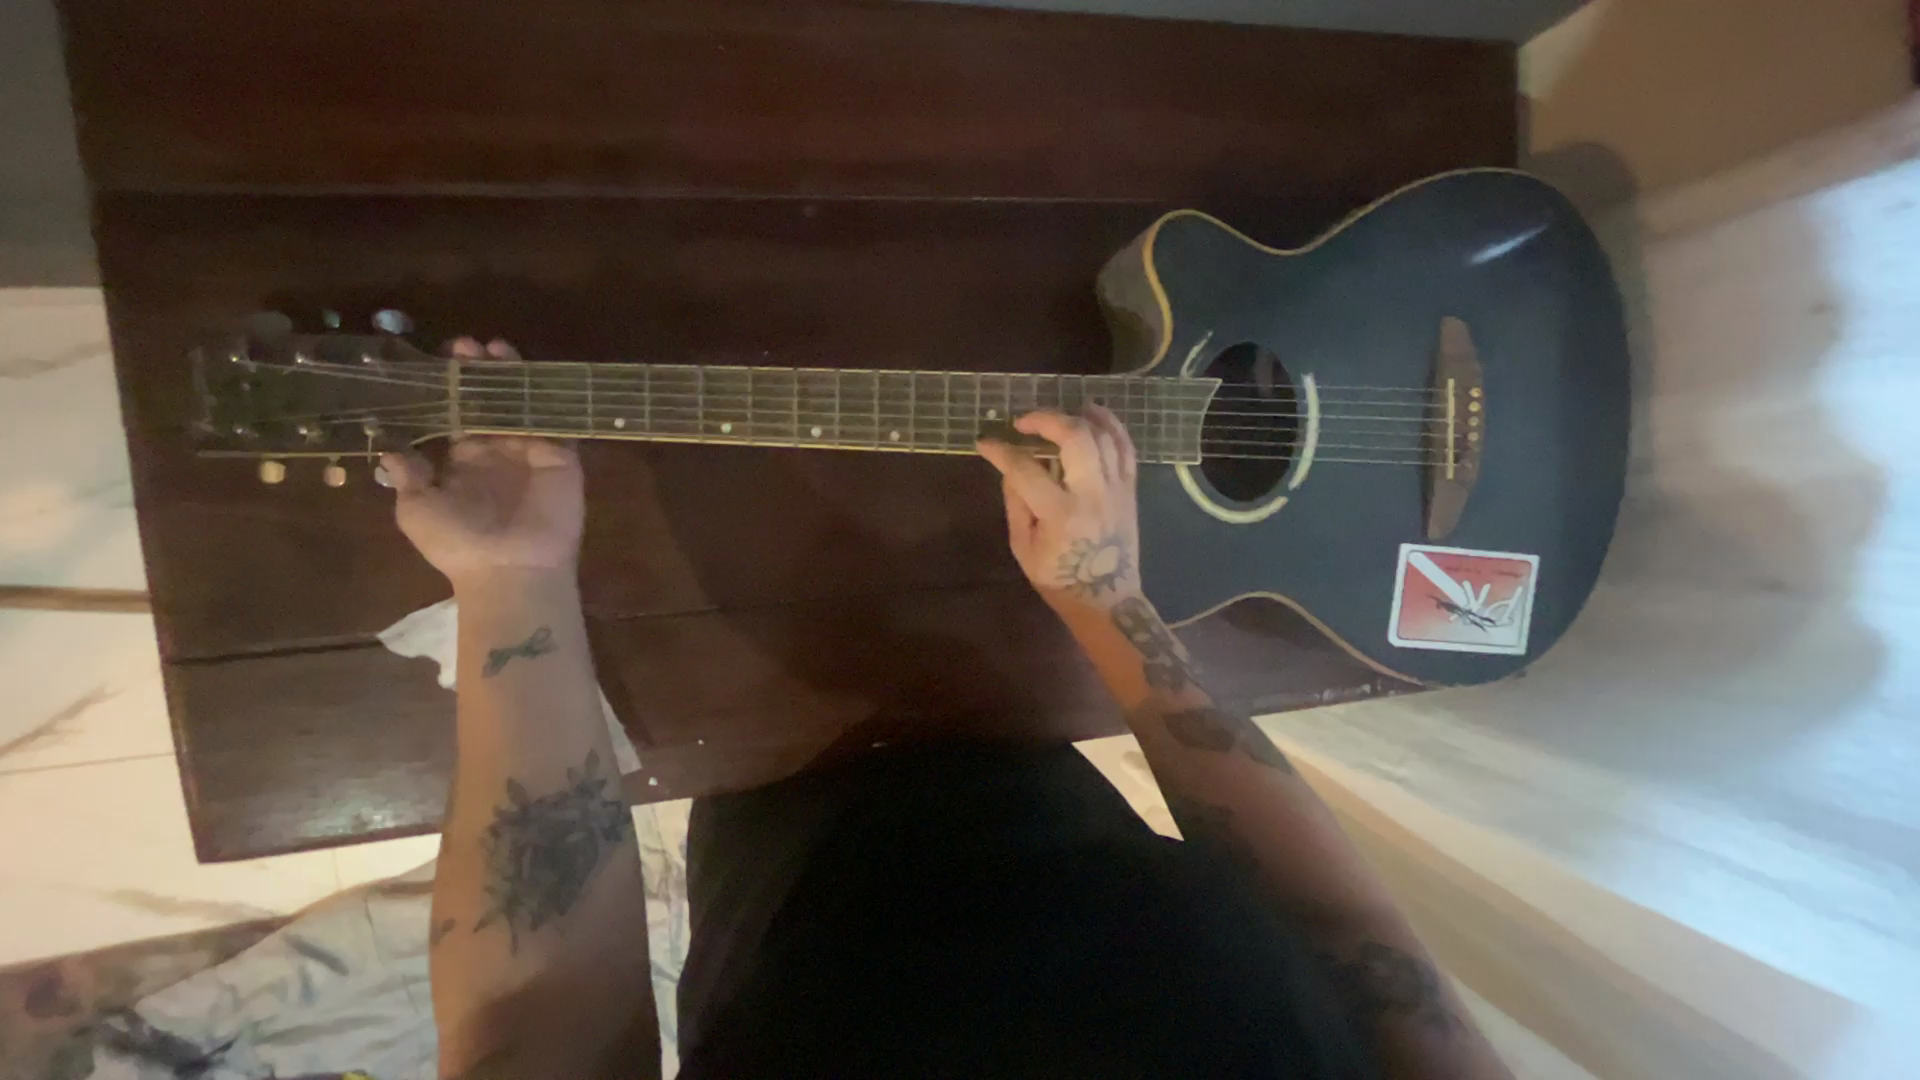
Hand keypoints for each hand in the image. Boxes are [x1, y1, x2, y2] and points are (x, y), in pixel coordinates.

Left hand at [379, 339, 584, 592]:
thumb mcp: (416, 510)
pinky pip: (557, 424)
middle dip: (481, 373)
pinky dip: (549, 400)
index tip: (441, 360)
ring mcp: (533, 453)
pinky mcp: (562, 458)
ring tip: (498, 349)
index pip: (459, 413)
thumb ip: (409, 477)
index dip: (451, 387)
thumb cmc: (458, 543)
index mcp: (465, 461)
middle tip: (468, 346)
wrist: (510, 569)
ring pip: (524, 406)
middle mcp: (499, 452)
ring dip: (513, 378)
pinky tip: (537, 377)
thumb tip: (388, 448)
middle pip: (492, 402)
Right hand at [976, 405, 1141, 615]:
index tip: (985, 442)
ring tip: (1057, 414)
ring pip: (1103, 436)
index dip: (1001, 451)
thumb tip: (1011, 467)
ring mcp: (1115, 489)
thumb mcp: (1023, 548)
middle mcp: (1091, 494)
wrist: (1107, 599)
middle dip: (1046, 419)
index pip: (1025, 468)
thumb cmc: (1059, 579)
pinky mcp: (1130, 490)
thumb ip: (1016, 504)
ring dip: (1079, 417)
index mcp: (1059, 514)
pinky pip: (1125, 447)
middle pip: (1074, 437)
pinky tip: (1094, 414)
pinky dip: (1111, 425)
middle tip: (1024, 422)